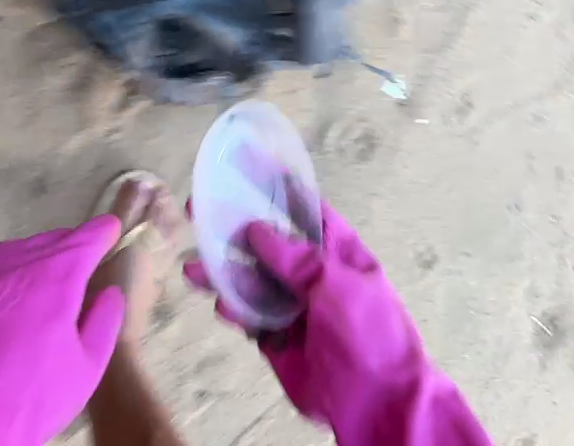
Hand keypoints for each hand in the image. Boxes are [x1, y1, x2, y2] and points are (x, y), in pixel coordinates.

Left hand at [0, 216, 125, 445]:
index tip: (110, 229)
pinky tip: (3, 306)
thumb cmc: (29, 395)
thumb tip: (109, 294)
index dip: (102, 232)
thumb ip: (104, 322)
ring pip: (20, 251)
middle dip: (69, 251)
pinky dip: (3, 275)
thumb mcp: (85, 369)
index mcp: (57, 275)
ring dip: (35, 263)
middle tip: (78, 272)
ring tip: (38, 296)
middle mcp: (20, 259)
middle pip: (53, 242)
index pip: (87, 238)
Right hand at [184, 200, 429, 427]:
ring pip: (251, 278)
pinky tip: (220, 304)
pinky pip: (249, 315)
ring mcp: (293, 305)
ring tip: (193, 267)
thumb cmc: (368, 333)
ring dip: (223, 270)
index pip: (303, 209)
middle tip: (199, 211)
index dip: (276, 186)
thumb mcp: (336, 285)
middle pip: (266, 241)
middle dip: (234, 227)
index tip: (245, 164)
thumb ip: (294, 257)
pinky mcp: (278, 338)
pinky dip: (233, 308)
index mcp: (336, 251)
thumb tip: (255, 228)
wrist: (380, 408)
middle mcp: (311, 273)